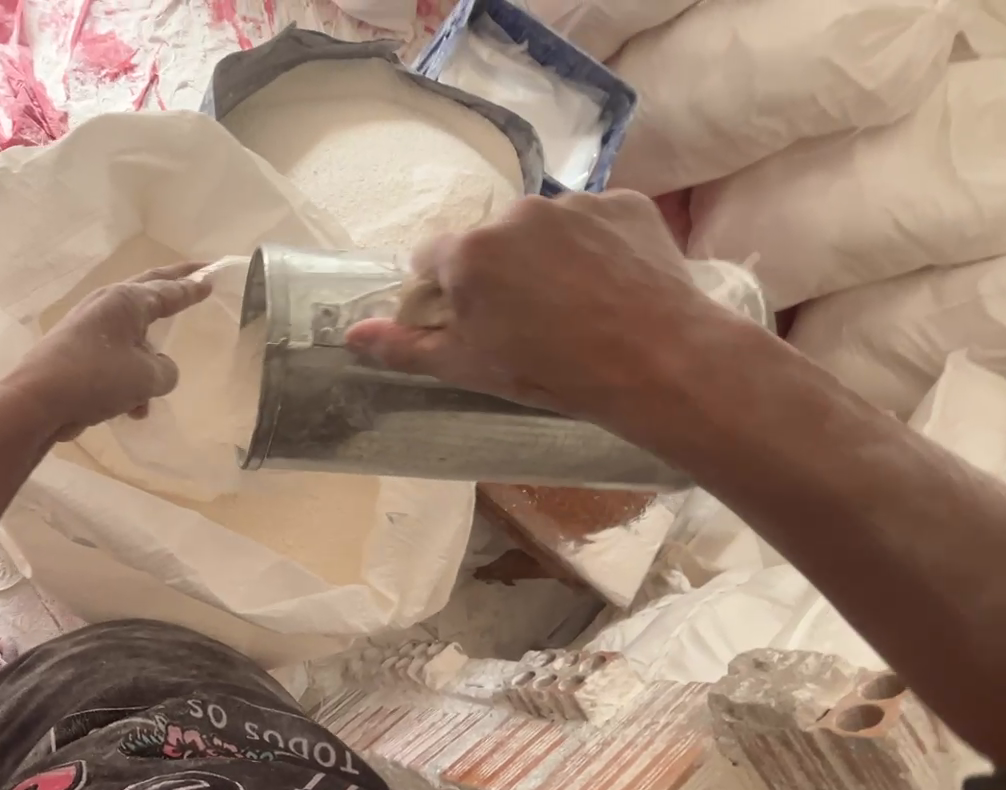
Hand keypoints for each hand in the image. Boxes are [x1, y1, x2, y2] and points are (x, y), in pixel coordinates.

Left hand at [0, 263, 213, 442]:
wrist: (37, 401)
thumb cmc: (96, 379)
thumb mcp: (146, 377)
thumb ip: (166, 371)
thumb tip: (160, 370)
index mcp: (125, 301)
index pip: (168, 290)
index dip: (192, 287)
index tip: (211, 278)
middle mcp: (105, 307)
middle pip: (148, 295)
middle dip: (173, 291)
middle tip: (196, 281)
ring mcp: (88, 330)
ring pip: (132, 340)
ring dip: (147, 365)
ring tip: (154, 392)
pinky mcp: (76, 355)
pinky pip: (115, 364)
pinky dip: (127, 383)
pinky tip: (132, 411)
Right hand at [344, 192, 738, 427]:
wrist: (653, 359)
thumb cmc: (544, 369)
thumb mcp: (462, 366)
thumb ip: (401, 346)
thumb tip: (351, 334)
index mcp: (470, 252)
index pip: (431, 257)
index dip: (440, 290)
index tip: (462, 319)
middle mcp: (517, 213)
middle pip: (487, 241)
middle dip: (494, 271)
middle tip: (520, 318)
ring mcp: (576, 203)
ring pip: (540, 229)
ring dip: (541, 256)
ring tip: (569, 302)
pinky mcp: (627, 203)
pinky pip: (591, 221)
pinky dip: (590, 246)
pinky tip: (605, 284)